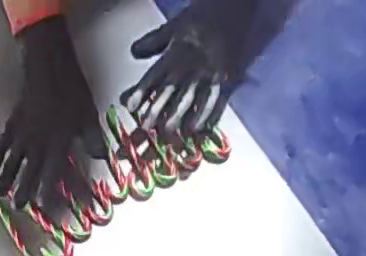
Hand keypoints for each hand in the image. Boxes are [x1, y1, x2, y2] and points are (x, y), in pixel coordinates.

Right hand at [0, 16, 109, 211]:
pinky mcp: (13, 124)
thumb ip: (93, 139)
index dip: (46, 192)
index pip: (51, 175)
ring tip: (1, 193)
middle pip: (28, 172)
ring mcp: (23, 134)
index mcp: (57, 145)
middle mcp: (38, 144)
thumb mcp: (89, 116)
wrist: (49, 65)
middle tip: (19, 206)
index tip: (42, 207)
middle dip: (23, 190)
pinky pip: (1, 144)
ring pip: (12, 161)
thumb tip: (103, 158)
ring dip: (7, 178)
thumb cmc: (71, 90)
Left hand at [121, 0, 261, 134]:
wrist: (236, 8)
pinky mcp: (224, 80)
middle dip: (156, 111)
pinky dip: (205, 117)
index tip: (129, 107)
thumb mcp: (176, 25)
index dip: (141, 92)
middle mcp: (188, 66)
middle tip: (145, 128)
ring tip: (168, 133)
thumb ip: (154, 41)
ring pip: (189, 99)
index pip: (154, 76)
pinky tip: (197, 130)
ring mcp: (206, 75)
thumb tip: (134, 51)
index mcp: (175, 53)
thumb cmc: (203, 16)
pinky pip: (214, 101)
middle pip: (169, 92)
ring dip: (178, 118)